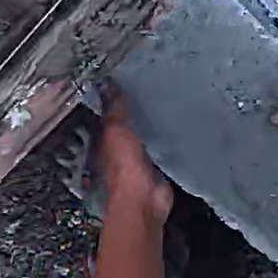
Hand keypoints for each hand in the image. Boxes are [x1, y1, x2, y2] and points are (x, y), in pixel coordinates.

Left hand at [99, 88, 173, 224]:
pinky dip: (166, 137)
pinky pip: (161, 146)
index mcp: (102, 140)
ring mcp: (138, 158)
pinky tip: (175, 123)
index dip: (114, 99)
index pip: (106, 115)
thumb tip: (109, 84)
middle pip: (126, 124)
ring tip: (165, 100)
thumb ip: (114, 108)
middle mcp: (118, 149)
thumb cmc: (123, 164)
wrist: (144, 197)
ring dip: (152, 123)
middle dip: (135, 110)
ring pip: (144, 134)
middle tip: (150, 86)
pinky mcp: (156, 165)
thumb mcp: (115, 129)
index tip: (127, 80)